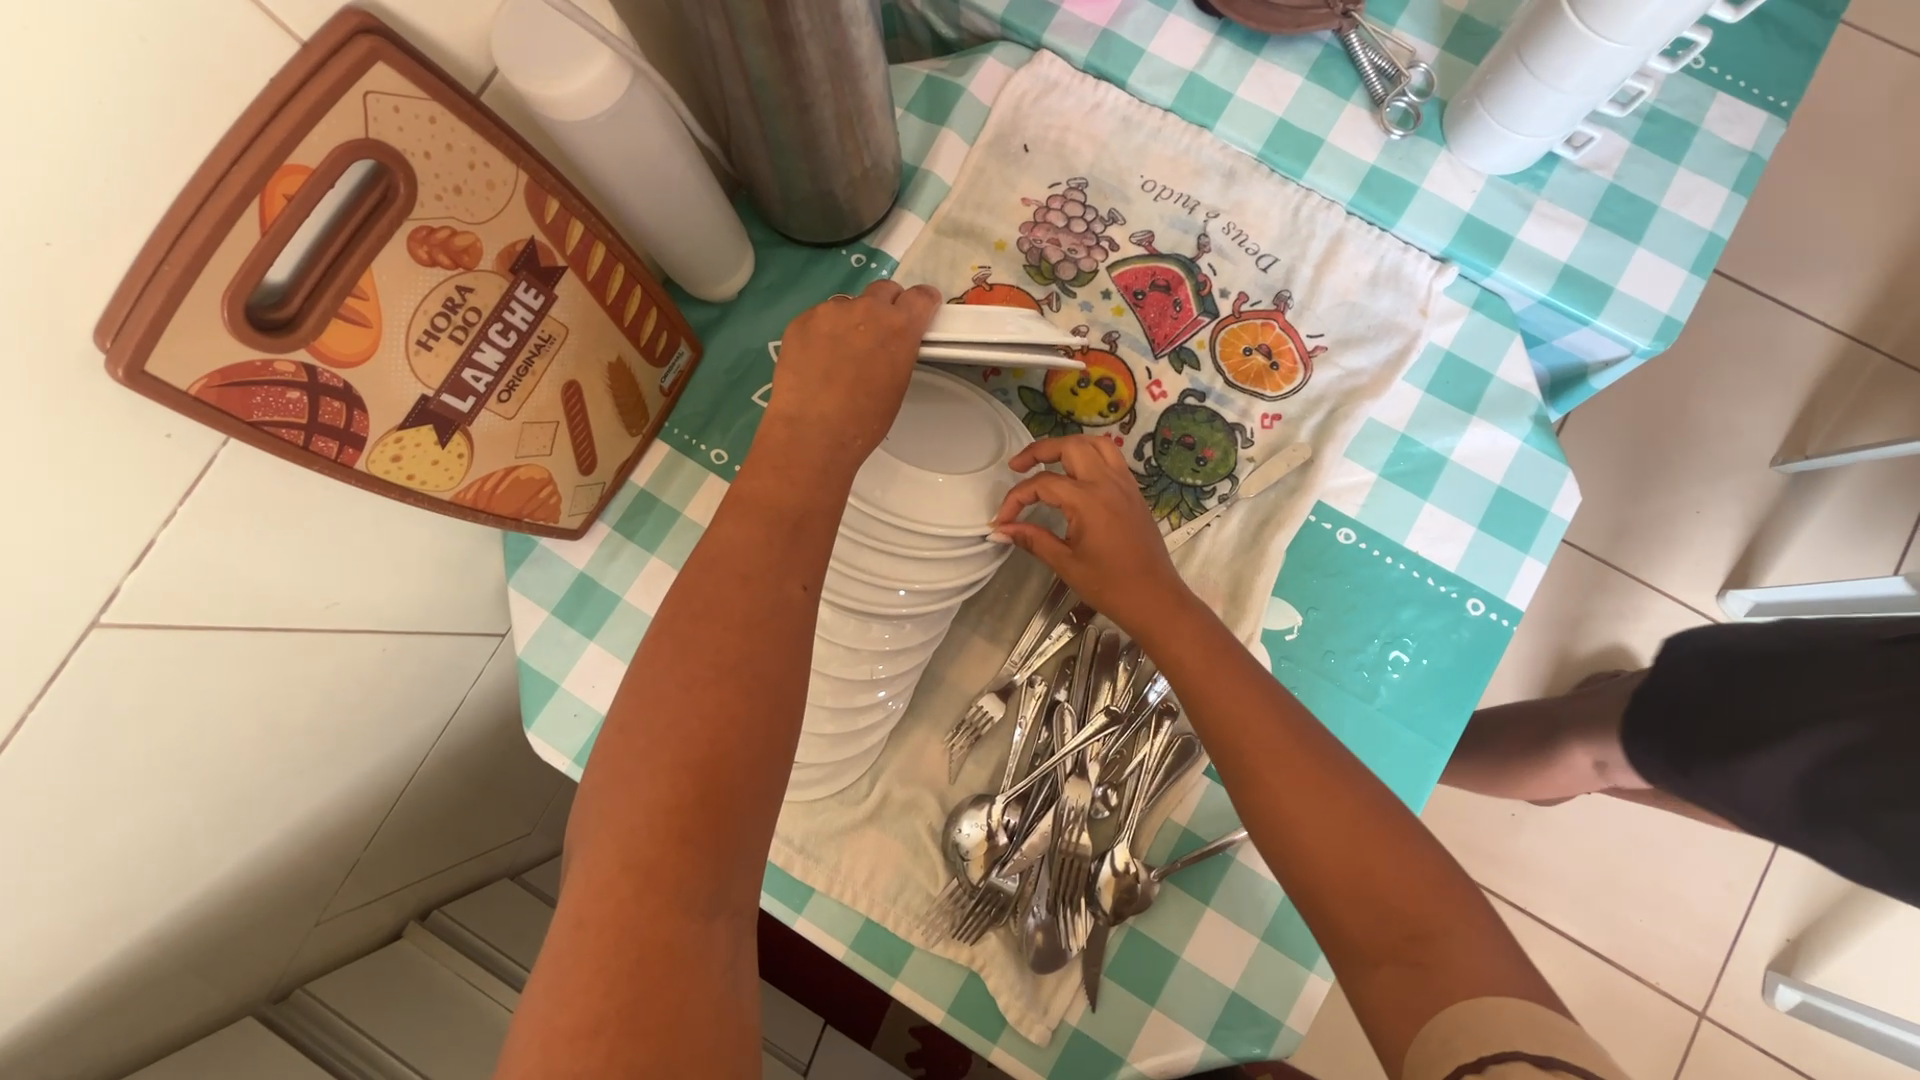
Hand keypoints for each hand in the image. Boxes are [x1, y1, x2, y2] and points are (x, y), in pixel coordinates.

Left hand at [756, 280, 942, 480]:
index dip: (922, 302)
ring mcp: (830, 312)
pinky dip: (822, 332)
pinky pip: (819, 318)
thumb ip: (898, 352)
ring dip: (851, 320)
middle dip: (886, 306)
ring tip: (840, 353)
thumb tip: (888, 347)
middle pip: (883, 290)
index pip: (920, 297)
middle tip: (879, 332)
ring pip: (847, 305)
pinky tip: (816, 360)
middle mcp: (867, 309)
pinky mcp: (801, 321)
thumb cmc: (864, 421)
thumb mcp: (897, 385)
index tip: (921, 309)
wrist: (812, 431)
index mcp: (900, 327)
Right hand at [989, 435, 1197, 637]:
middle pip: (1070, 446)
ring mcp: (1125, 485)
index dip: (1016, 498)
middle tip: (1017, 466)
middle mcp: (1107, 483)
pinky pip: (1112, 459)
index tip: (1002, 520)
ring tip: (1048, 460)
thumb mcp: (1065, 563)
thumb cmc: (1109, 586)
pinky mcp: (1134, 492)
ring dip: (1068, 446)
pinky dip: (1091, 455)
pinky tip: (1077, 473)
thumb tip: (1001, 531)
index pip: (1042, 484)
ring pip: (1096, 444)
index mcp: (1088, 501)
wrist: (1155, 599)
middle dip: (1039, 451)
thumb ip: (1032, 539)